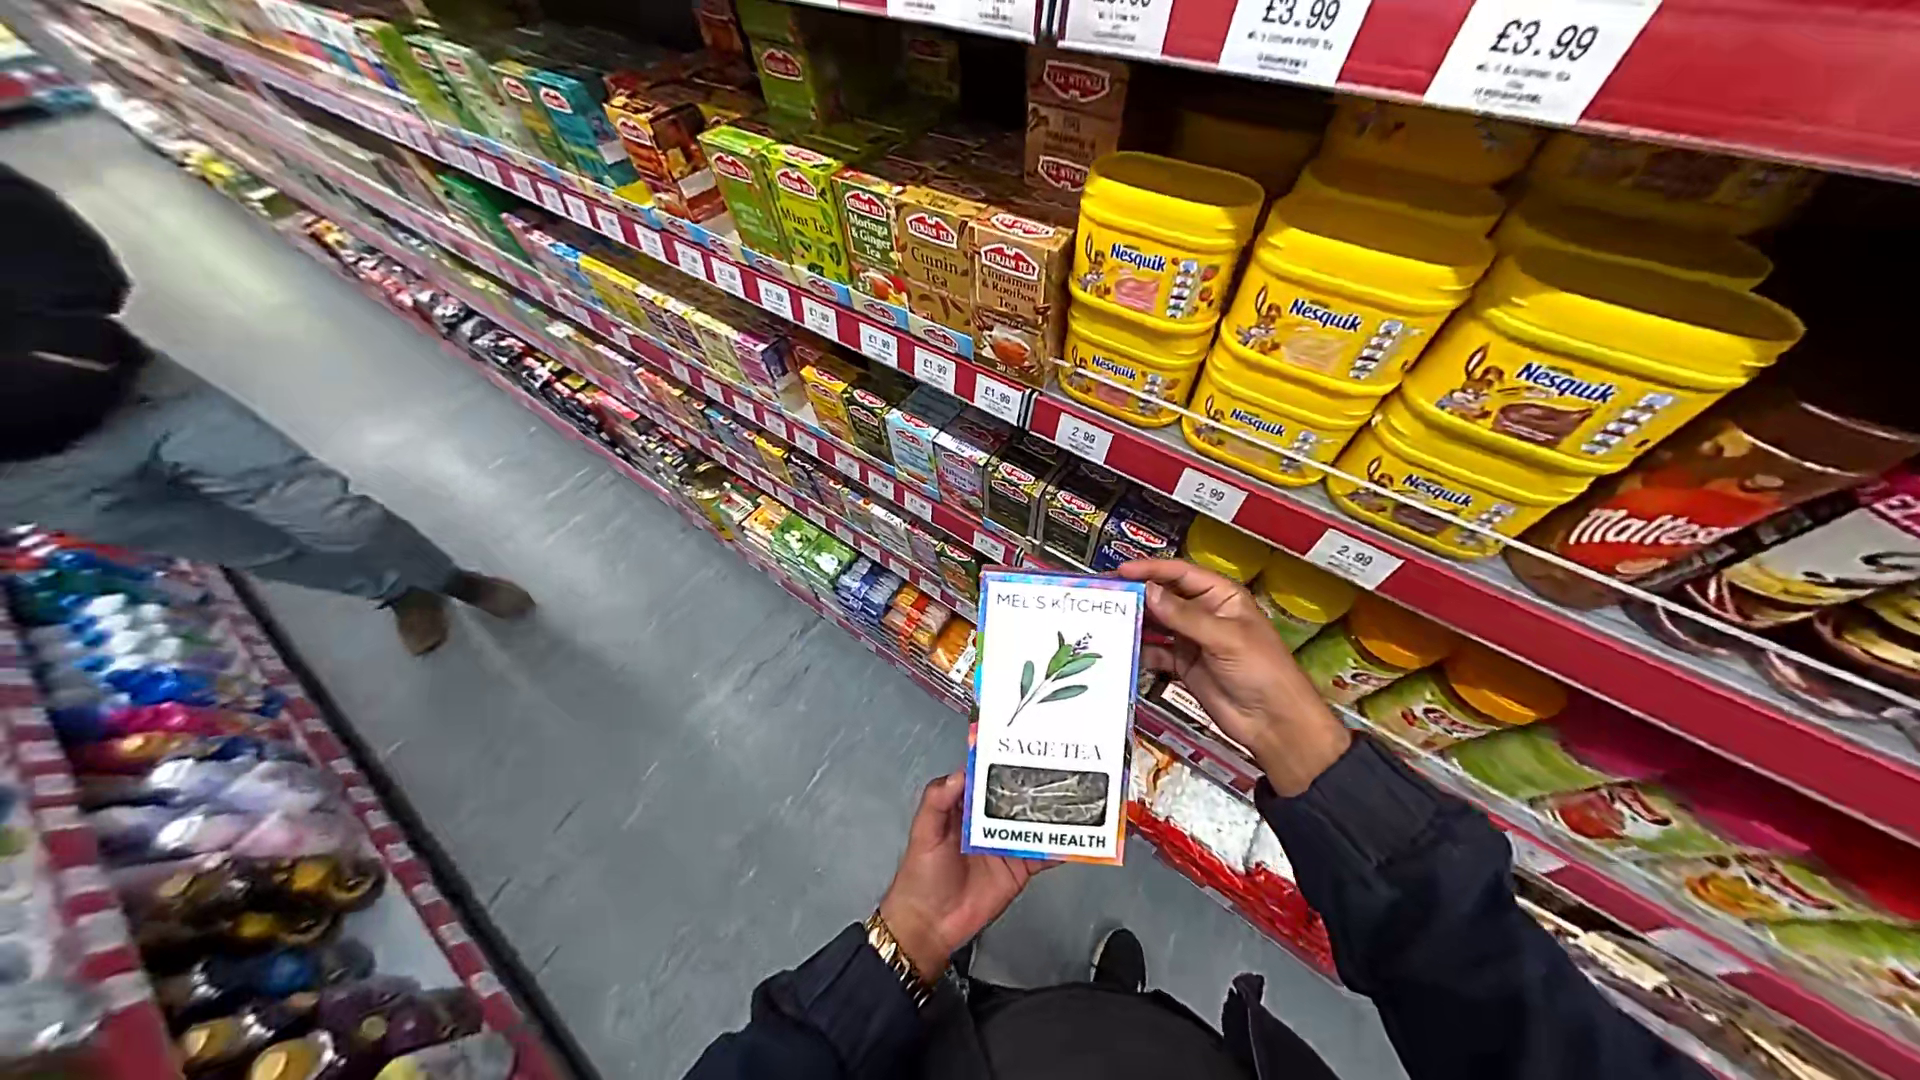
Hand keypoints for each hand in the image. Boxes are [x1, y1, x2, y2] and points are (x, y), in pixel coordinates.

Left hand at [877, 771, 1050, 976]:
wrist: (930, 924)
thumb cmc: (920, 876)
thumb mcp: (924, 831)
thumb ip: (937, 800)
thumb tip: (959, 775)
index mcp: (966, 807)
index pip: (986, 780)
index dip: (1000, 765)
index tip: (1018, 751)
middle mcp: (988, 822)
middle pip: (1016, 799)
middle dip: (1034, 786)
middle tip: (1056, 772)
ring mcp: (1005, 844)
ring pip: (1033, 823)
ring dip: (1050, 814)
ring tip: (1070, 801)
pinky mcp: (1018, 868)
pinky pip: (1042, 855)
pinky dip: (1057, 848)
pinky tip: (1070, 840)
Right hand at [1118, 559, 1350, 795]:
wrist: (1274, 724)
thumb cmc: (1264, 672)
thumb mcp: (1225, 638)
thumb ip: (1184, 615)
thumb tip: (1149, 591)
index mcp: (1222, 597)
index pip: (1180, 574)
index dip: (1151, 570)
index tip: (1123, 571)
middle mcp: (1204, 614)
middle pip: (1164, 596)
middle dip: (1137, 594)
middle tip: (1107, 594)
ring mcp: (1192, 639)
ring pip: (1156, 623)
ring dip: (1134, 621)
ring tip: (1107, 618)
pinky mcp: (1183, 664)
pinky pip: (1155, 651)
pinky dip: (1139, 650)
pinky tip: (1122, 649)